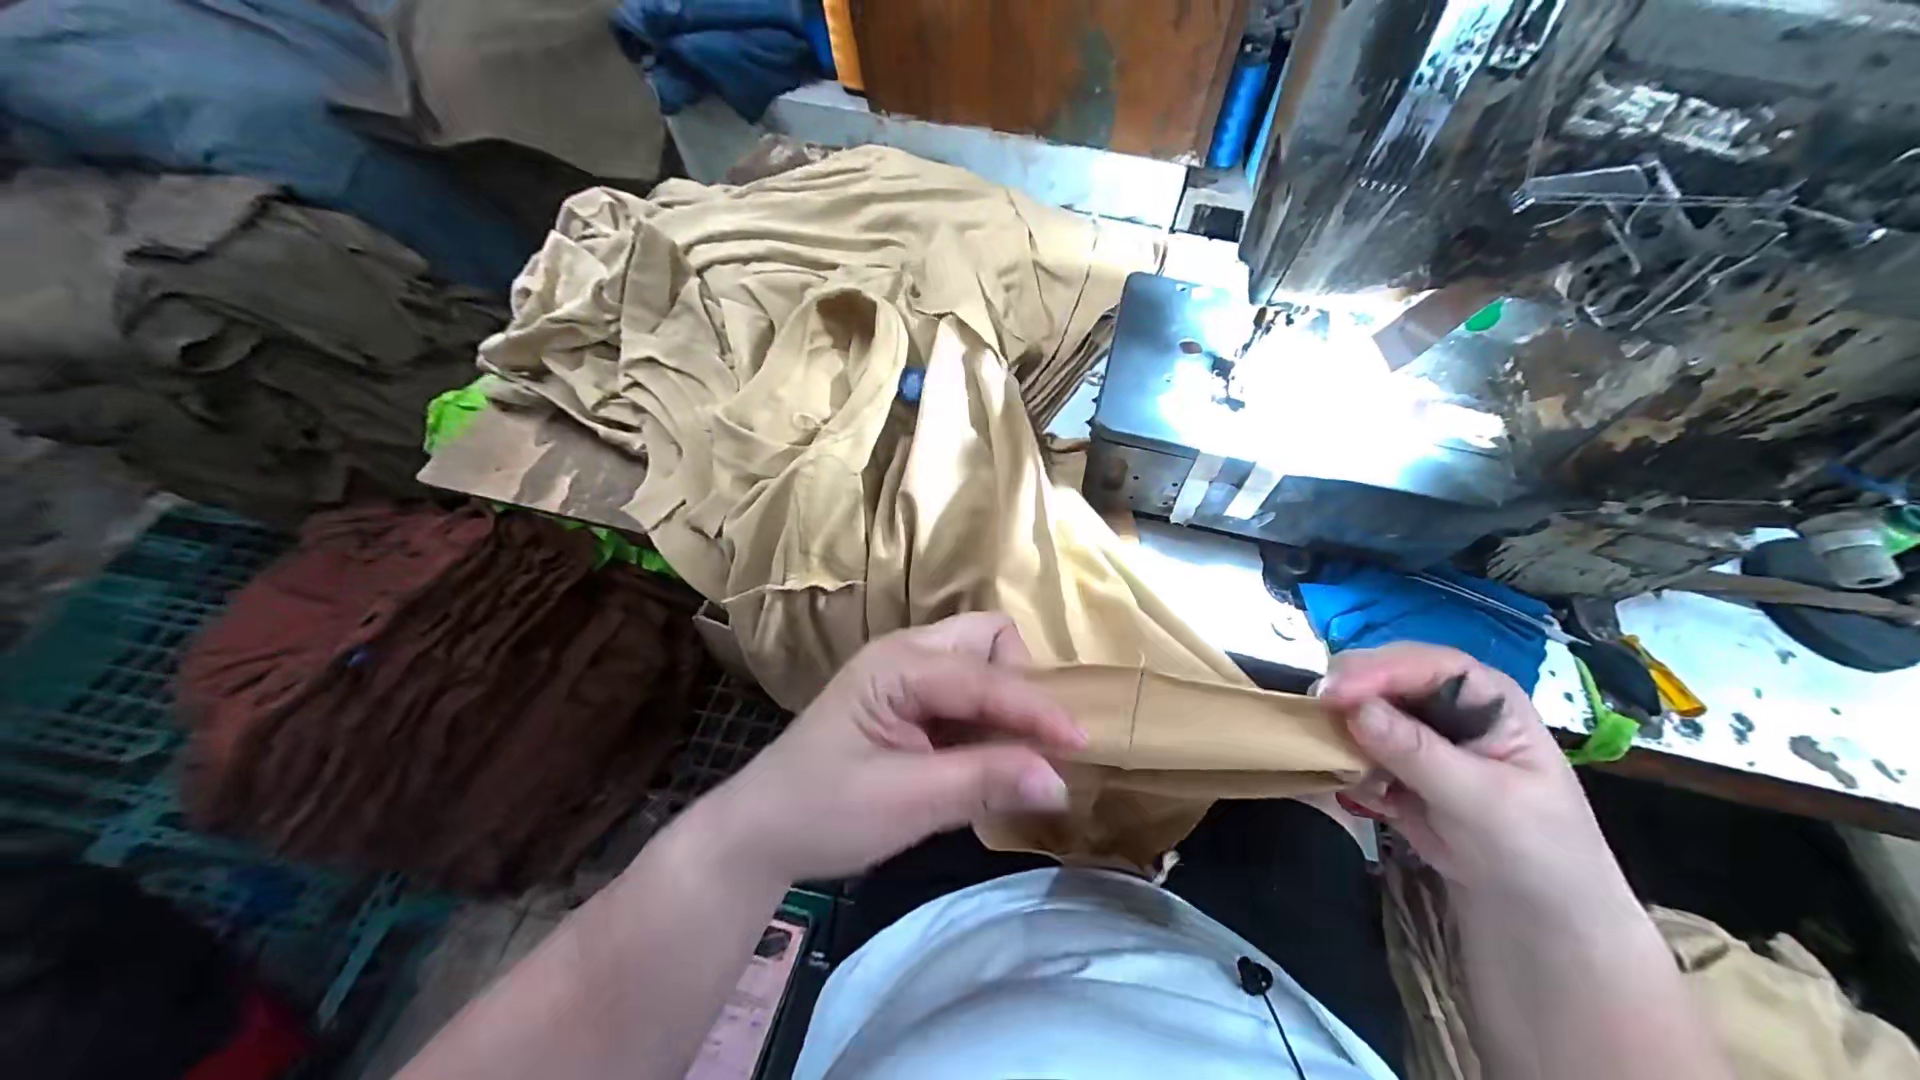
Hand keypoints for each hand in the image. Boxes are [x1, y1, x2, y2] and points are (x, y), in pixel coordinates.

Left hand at [690, 613, 1083, 883]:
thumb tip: (1059, 779)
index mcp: (897, 666)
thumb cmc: (825, 812)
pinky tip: (980, 758)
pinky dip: (986, 717)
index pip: (985, 677)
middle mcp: (904, 653)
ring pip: (980, 659)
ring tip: (1007, 756)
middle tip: (1030, 742)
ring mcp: (904, 672)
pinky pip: (966, 688)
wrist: (761, 832)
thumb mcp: (908, 802)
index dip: (1036, 709)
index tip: (1083, 744)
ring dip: (1005, 701)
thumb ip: (985, 782)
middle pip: (988, 638)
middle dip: (1020, 683)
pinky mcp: (907, 698)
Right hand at [1318, 644, 1631, 913]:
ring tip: (1327, 751)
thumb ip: (1418, 752)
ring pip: (1360, 706)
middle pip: (1384, 676)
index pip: (1425, 664)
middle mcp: (1445, 702)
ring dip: (1338, 724)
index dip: (1378, 670)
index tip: (1335, 694)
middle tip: (1315, 714)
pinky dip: (1341, 755)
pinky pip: (1352, 742)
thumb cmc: (1535, 851)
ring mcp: (1415, 731)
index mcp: (1486, 697)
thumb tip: (1354, 709)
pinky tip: (1351, 783)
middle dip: (1349, 691)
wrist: (1536, 912)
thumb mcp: (1483, 801)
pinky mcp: (1391, 760)